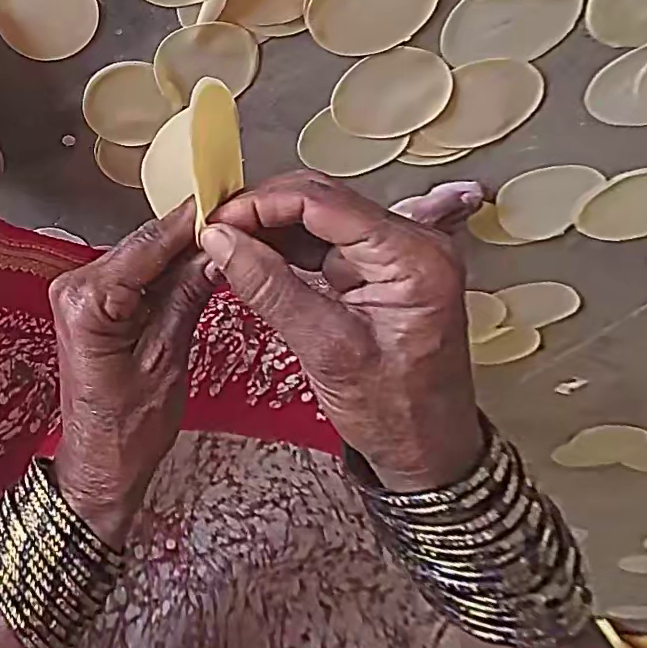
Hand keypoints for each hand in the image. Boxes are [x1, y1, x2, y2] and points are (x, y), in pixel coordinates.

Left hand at [47, 201, 212, 544]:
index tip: (225, 202)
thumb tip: (216, 251)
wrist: (98, 467)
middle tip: (234, 220)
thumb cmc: (127, 431)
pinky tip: (194, 263)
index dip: (191, 222)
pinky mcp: (89, 301)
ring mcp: (78, 291)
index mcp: (89, 301)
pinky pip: (133, 273)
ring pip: (140, 255)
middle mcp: (75, 286)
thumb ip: (188, 295)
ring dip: (179, 249)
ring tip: (223, 241)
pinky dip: (164, 268)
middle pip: (143, 245)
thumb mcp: (168, 359)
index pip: (149, 245)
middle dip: (189, 234)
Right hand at [200, 172, 482, 491]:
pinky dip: (283, 243)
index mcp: (412, 257)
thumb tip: (222, 241)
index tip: (221, 220)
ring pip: (316, 214)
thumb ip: (270, 288)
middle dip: (263, 209)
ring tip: (229, 242)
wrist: (427, 448)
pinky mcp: (374, 266)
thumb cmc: (397, 412)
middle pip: (320, 199)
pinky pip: (320, 238)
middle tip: (219, 230)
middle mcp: (409, 242)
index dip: (263, 204)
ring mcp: (391, 252)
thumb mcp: (326, 350)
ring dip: (269, 224)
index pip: (323, 202)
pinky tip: (255, 254)